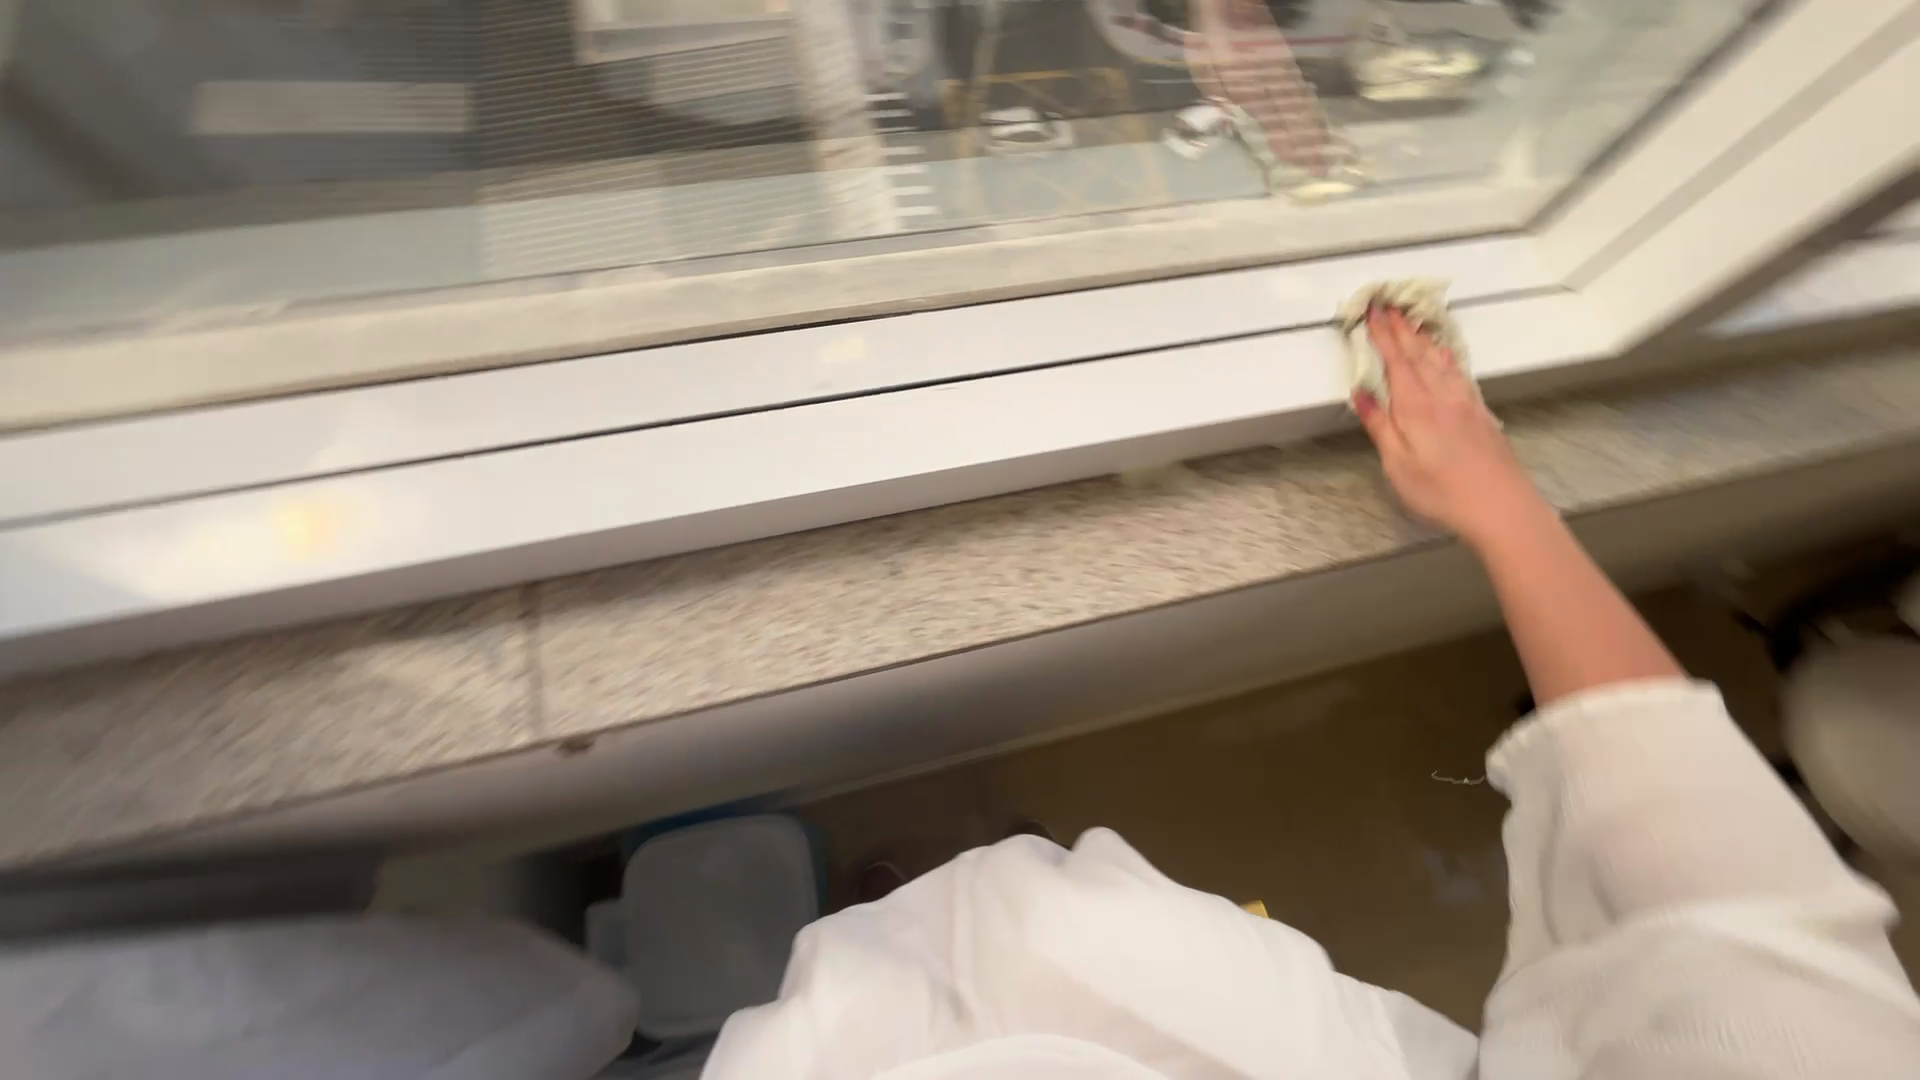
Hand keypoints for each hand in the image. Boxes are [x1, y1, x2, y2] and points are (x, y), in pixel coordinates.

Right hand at [1352, 306, 1546, 548]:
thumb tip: (1361, 393)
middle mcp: (1443, 397)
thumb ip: (1380, 425)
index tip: (1373, 311)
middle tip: (1389, 306)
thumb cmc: (1441, 491)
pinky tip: (1444, 355)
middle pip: (1419, 355)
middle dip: (1402, 329)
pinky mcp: (1479, 414)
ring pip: (1441, 361)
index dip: (1383, 335)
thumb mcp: (1397, 464)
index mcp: (1417, 408)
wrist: (1500, 507)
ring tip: (1413, 321)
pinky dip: (1446, 356)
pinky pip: (1458, 373)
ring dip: (1424, 339)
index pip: (1396, 361)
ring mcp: (1465, 403)